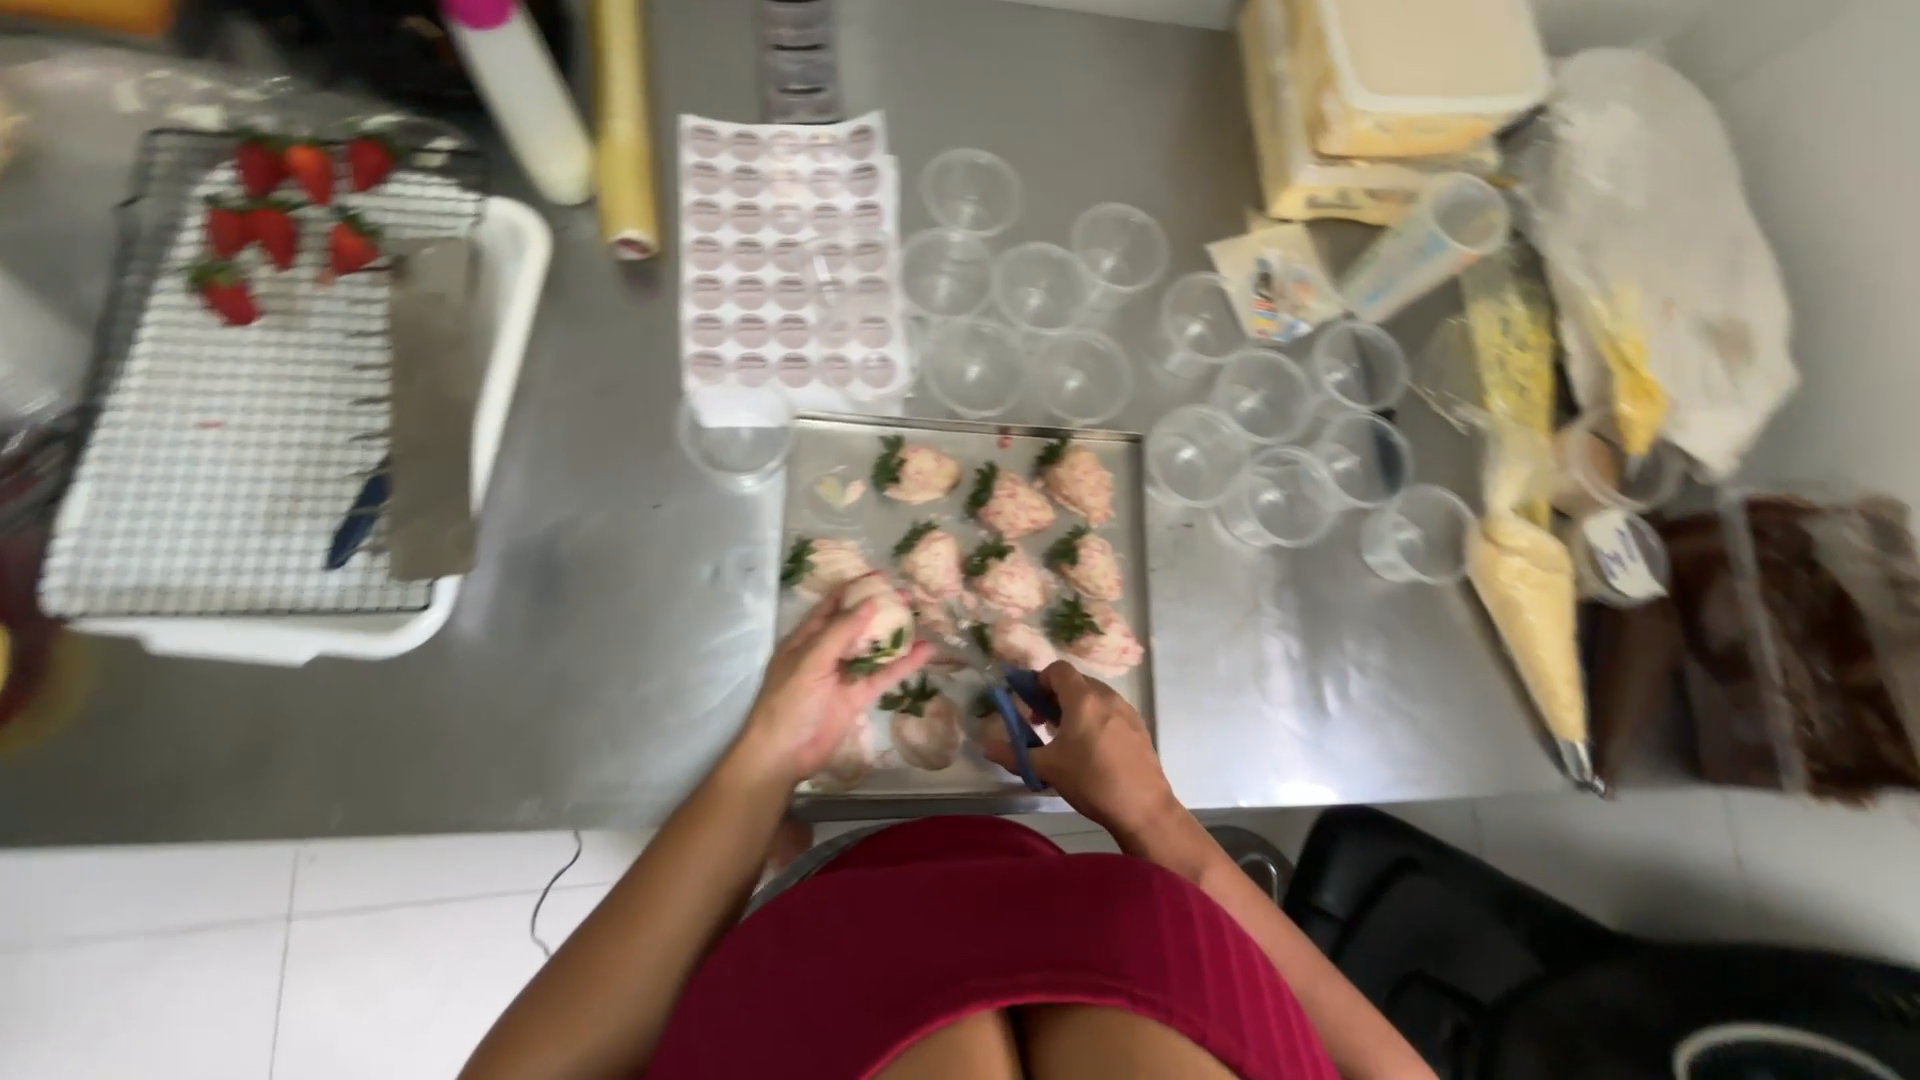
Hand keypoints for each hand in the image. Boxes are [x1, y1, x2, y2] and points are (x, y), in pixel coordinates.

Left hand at [730, 579, 932, 788]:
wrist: (783, 754)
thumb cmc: (788, 701)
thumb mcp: (811, 660)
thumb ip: (840, 631)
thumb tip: (868, 603)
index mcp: (806, 639)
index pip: (831, 606)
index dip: (853, 590)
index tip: (879, 576)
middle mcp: (826, 653)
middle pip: (856, 625)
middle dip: (879, 609)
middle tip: (907, 595)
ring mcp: (843, 675)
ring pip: (873, 649)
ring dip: (895, 634)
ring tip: (921, 616)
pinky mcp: (858, 696)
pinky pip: (883, 675)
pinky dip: (904, 664)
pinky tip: (926, 651)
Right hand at [980, 661, 1179, 838]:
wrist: (1144, 809)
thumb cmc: (1091, 781)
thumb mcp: (1048, 769)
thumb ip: (1014, 754)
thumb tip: (985, 747)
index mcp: (1083, 699)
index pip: (1058, 669)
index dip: (1039, 681)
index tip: (1030, 705)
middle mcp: (1107, 697)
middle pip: (1076, 682)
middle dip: (1055, 696)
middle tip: (1042, 724)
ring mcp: (1127, 711)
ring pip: (1094, 696)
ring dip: (1075, 708)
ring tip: (1065, 739)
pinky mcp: (1139, 728)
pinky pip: (1110, 711)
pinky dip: (1095, 719)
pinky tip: (1091, 750)